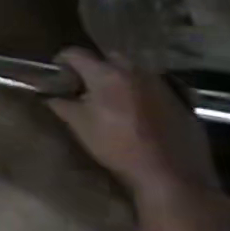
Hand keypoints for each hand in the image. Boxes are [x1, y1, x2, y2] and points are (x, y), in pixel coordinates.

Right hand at [47, 48, 221, 205]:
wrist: (172, 177)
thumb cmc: (118, 148)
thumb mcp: (79, 126)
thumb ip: (60, 103)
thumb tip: (48, 94)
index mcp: (106, 74)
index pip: (75, 53)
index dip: (61, 61)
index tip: (57, 75)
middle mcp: (134, 71)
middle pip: (108, 57)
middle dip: (95, 67)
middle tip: (87, 88)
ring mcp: (161, 85)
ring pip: (133, 71)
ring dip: (120, 79)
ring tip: (114, 102)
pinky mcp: (181, 102)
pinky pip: (154, 88)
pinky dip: (142, 94)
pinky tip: (140, 115)